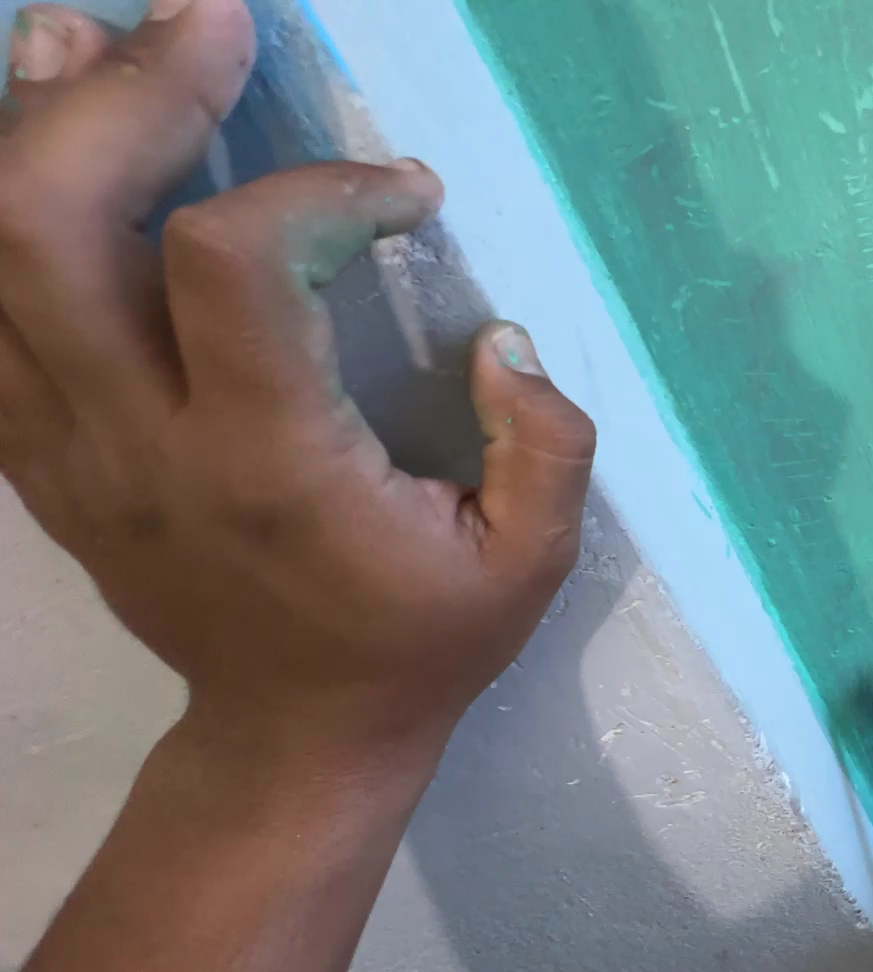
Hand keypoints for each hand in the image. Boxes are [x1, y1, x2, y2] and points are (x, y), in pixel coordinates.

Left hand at [0, 1, 594, 777]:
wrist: (307, 726)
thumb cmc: (434, 638)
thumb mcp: (538, 559)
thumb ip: (547, 445)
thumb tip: (504, 336)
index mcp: (278, 467)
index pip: (245, 270)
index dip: (326, 194)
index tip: (414, 190)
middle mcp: (142, 442)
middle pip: (53, 218)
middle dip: (135, 97)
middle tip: (209, 21)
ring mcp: (68, 447)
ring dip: (31, 118)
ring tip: (90, 33)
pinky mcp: (46, 453)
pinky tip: (35, 137)